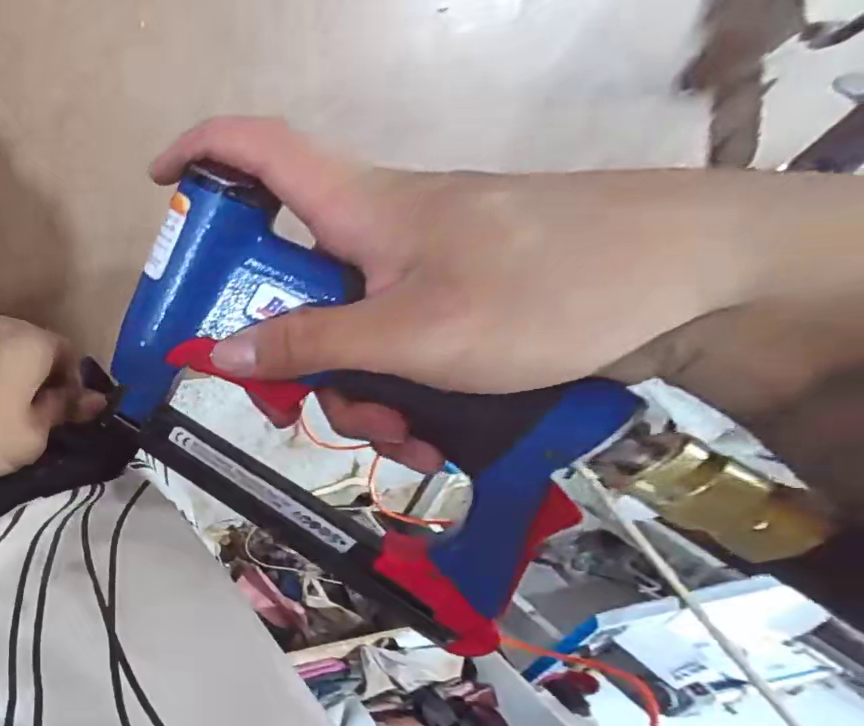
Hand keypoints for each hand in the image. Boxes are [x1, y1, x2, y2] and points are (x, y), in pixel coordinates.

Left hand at [0, 316, 107, 477]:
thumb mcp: (32, 436)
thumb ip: (65, 414)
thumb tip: (95, 400)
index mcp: (35, 340)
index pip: (74, 359)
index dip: (77, 393)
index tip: (66, 425)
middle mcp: (6, 327)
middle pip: (41, 357)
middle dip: (47, 390)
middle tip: (39, 429)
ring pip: (11, 363)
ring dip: (18, 391)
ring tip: (7, 428)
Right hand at [148, 117, 789, 470]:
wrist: (704, 281)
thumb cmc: (549, 287)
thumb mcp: (410, 333)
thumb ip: (306, 345)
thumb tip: (217, 355)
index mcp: (357, 210)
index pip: (262, 152)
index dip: (202, 154)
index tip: (158, 181)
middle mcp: (370, 237)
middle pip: (282, 289)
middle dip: (279, 359)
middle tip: (285, 406)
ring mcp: (403, 276)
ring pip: (332, 338)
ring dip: (348, 399)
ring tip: (399, 435)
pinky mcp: (438, 308)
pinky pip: (380, 357)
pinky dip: (390, 400)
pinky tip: (425, 435)